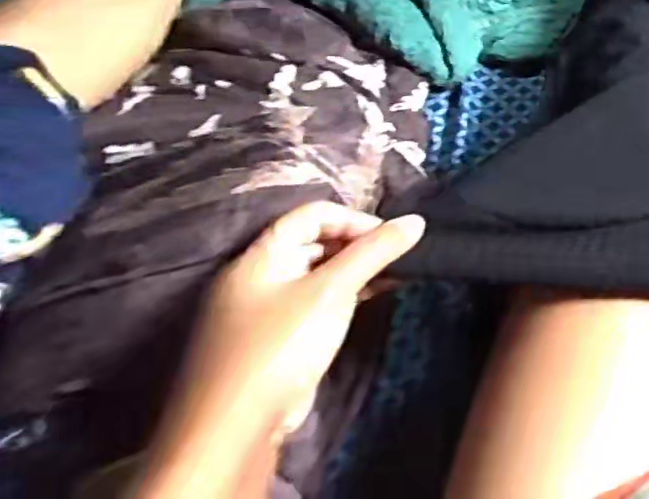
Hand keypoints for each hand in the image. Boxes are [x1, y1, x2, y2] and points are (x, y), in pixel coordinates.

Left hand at [135, 205, 422, 497]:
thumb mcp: (334, 290)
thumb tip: (417, 220)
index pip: (311, 215)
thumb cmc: (281, 346)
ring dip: (355, 269)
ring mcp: (260, 311)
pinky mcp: (272, 339)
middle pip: (314, 241)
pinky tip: (372, 297)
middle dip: (358, 243)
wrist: (232, 433)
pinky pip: (313, 300)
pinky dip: (345, 293)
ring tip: (392, 275)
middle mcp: (253, 279)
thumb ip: (376, 250)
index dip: (352, 218)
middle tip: (394, 254)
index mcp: (257, 259)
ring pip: (316, 272)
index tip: (388, 236)